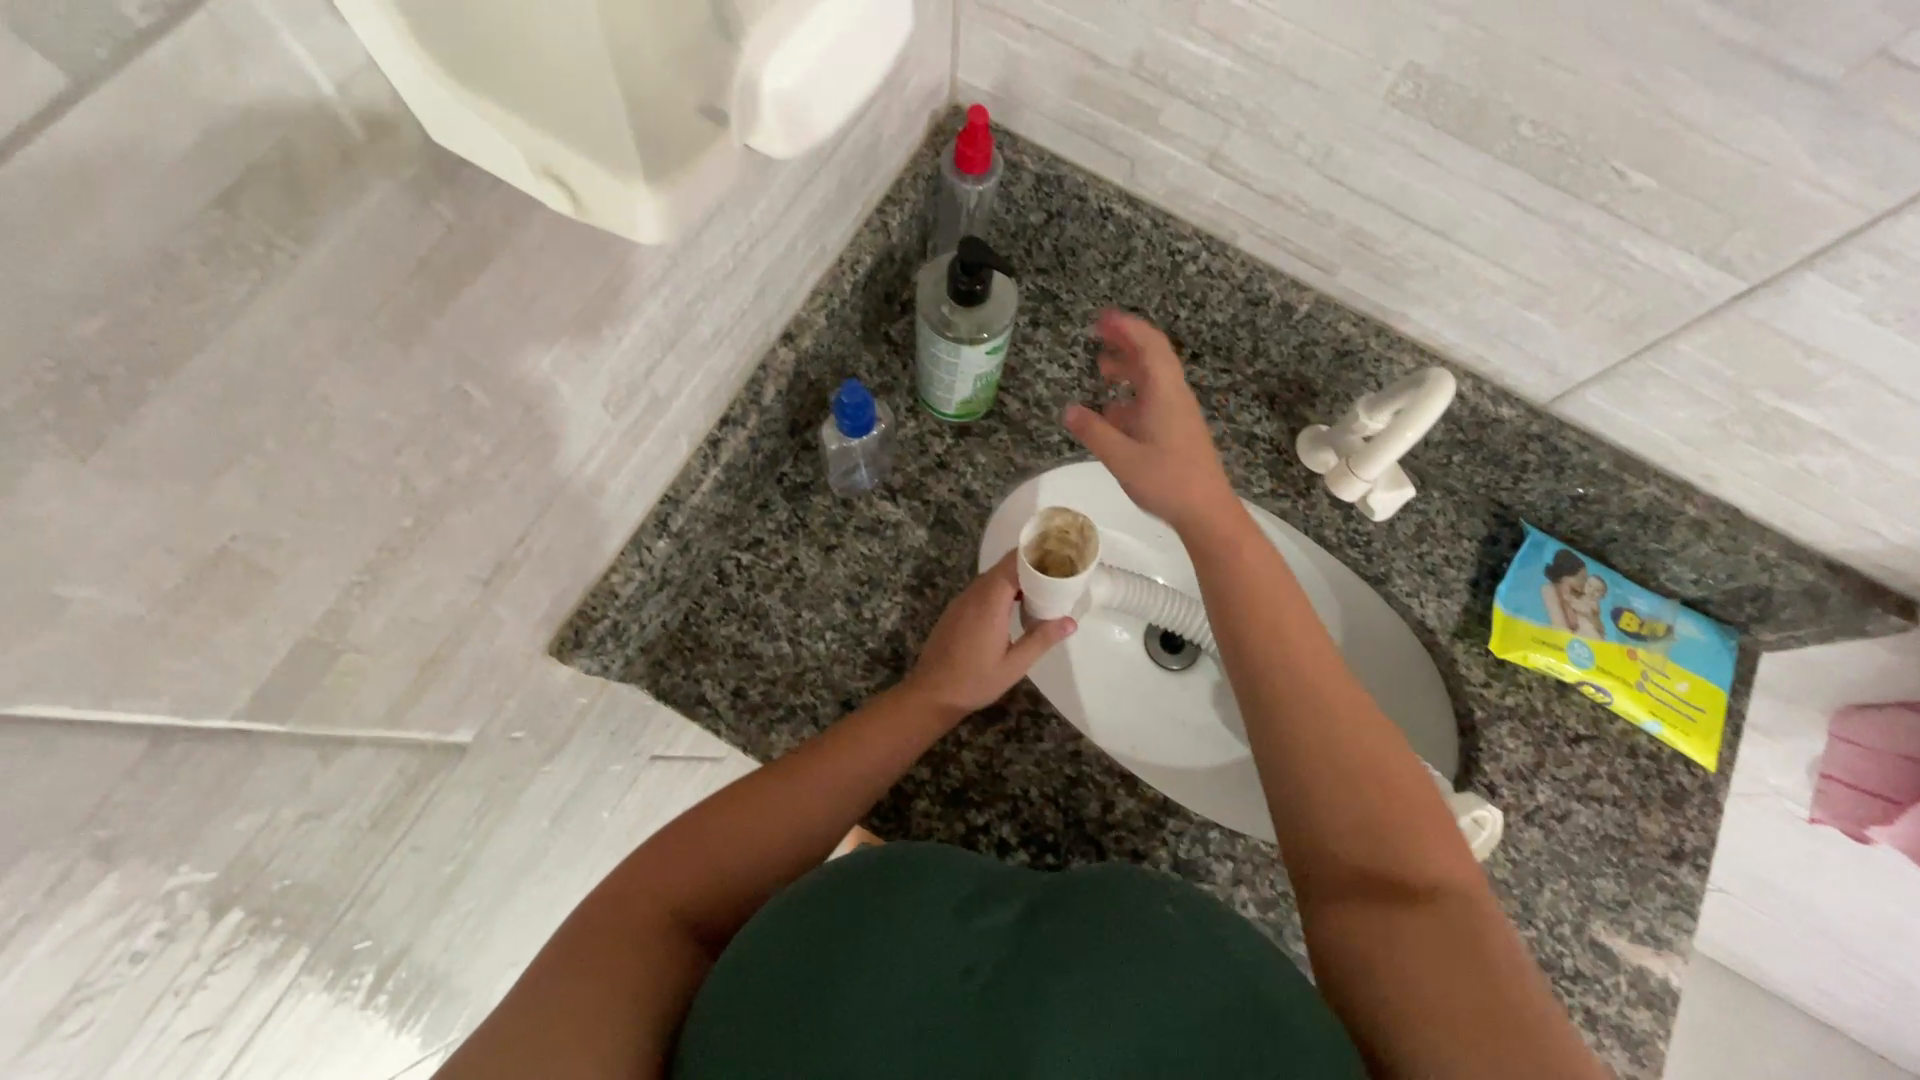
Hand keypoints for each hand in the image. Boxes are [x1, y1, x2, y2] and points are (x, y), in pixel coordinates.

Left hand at [898, 552, 1075, 720]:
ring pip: (992, 577)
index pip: (1014, 563)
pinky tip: (1014, 606)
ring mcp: (962, 601)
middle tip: (1057, 574)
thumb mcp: (1014, 665)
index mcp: (989, 603)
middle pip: (1004, 566)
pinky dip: (1001, 590)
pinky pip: (982, 589)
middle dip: (1030, 567)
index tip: (1059, 558)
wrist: (931, 693)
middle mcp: (974, 594)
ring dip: (1015, 579)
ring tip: (1041, 590)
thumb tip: (1070, 621)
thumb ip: (1041, 639)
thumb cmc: (974, 681)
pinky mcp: (956, 609)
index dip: (1036, 556)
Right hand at [1063, 310, 1236, 532]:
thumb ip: (1094, 432)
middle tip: (1097, 336)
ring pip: (1153, 380)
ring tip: (1101, 371)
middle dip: (1125, 343)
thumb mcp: (1122, 458)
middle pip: (1152, 357)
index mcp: (1164, 394)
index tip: (1102, 319)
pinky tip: (1112, 413)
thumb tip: (1069, 410)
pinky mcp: (1178, 431)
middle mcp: (1174, 397)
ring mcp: (1178, 414)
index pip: (1149, 346)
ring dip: (1128, 369)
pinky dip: (1132, 397)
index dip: (1126, 327)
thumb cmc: (1167, 481)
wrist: (1207, 511)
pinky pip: (1153, 401)